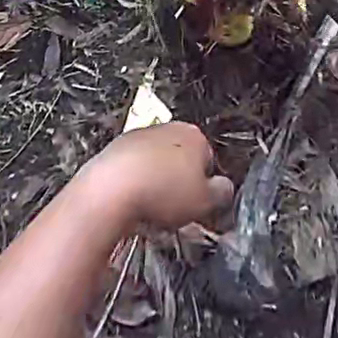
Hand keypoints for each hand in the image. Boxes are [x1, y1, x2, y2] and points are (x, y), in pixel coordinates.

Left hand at [77, 122, 234, 229]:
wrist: (113, 188)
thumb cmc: (163, 191)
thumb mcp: (206, 201)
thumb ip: (222, 193)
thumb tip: (224, 188)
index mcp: (194, 135)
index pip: (209, 161)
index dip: (205, 187)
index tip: (199, 204)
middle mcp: (168, 128)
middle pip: (182, 160)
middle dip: (181, 184)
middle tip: (178, 209)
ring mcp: (141, 135)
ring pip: (158, 165)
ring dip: (159, 184)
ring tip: (154, 210)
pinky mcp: (119, 147)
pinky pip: (136, 169)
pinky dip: (137, 183)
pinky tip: (135, 202)